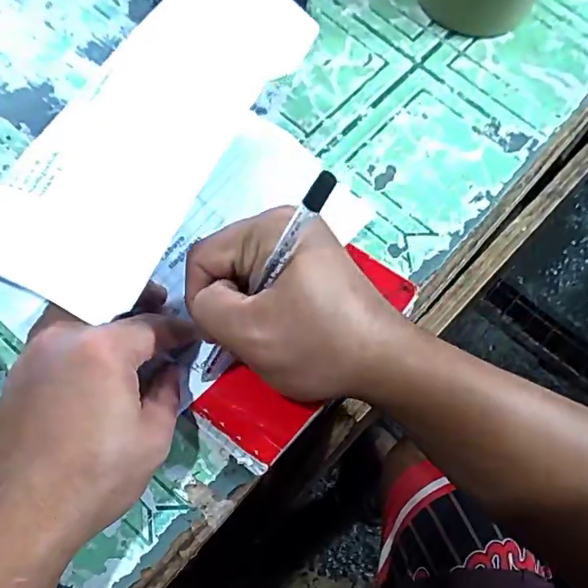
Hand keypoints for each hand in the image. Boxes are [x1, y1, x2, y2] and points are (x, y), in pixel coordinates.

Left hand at [0, 286, 196, 565]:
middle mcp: (62, 336)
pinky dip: (81, 340)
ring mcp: (33, 352)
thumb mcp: (152, 440)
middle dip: (136, 302)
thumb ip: (166, 395)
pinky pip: (56, 341)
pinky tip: (96, 366)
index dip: (177, 329)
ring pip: (74, 316)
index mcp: (102, 347)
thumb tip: (169, 372)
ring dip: (103, 318)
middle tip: (160, 309)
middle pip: (105, 302)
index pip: (150, 325)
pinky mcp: (18, 374)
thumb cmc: (98, 476)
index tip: (194, 336)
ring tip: (128, 338)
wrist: (25, 509)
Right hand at [185, 207, 414, 401]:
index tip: (225, 335)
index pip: (202, 257)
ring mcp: (303, 247)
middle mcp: (285, 225)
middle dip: (229, 309)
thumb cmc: (318, 347)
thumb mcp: (249, 333)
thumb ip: (207, 309)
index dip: (203, 301)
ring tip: (272, 341)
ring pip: (245, 282)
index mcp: (270, 226)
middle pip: (224, 266)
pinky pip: (269, 289)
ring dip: (248, 316)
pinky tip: (286, 336)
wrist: (384, 362)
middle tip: (252, 342)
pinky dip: (268, 315)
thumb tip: (204, 302)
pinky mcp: (314, 270)